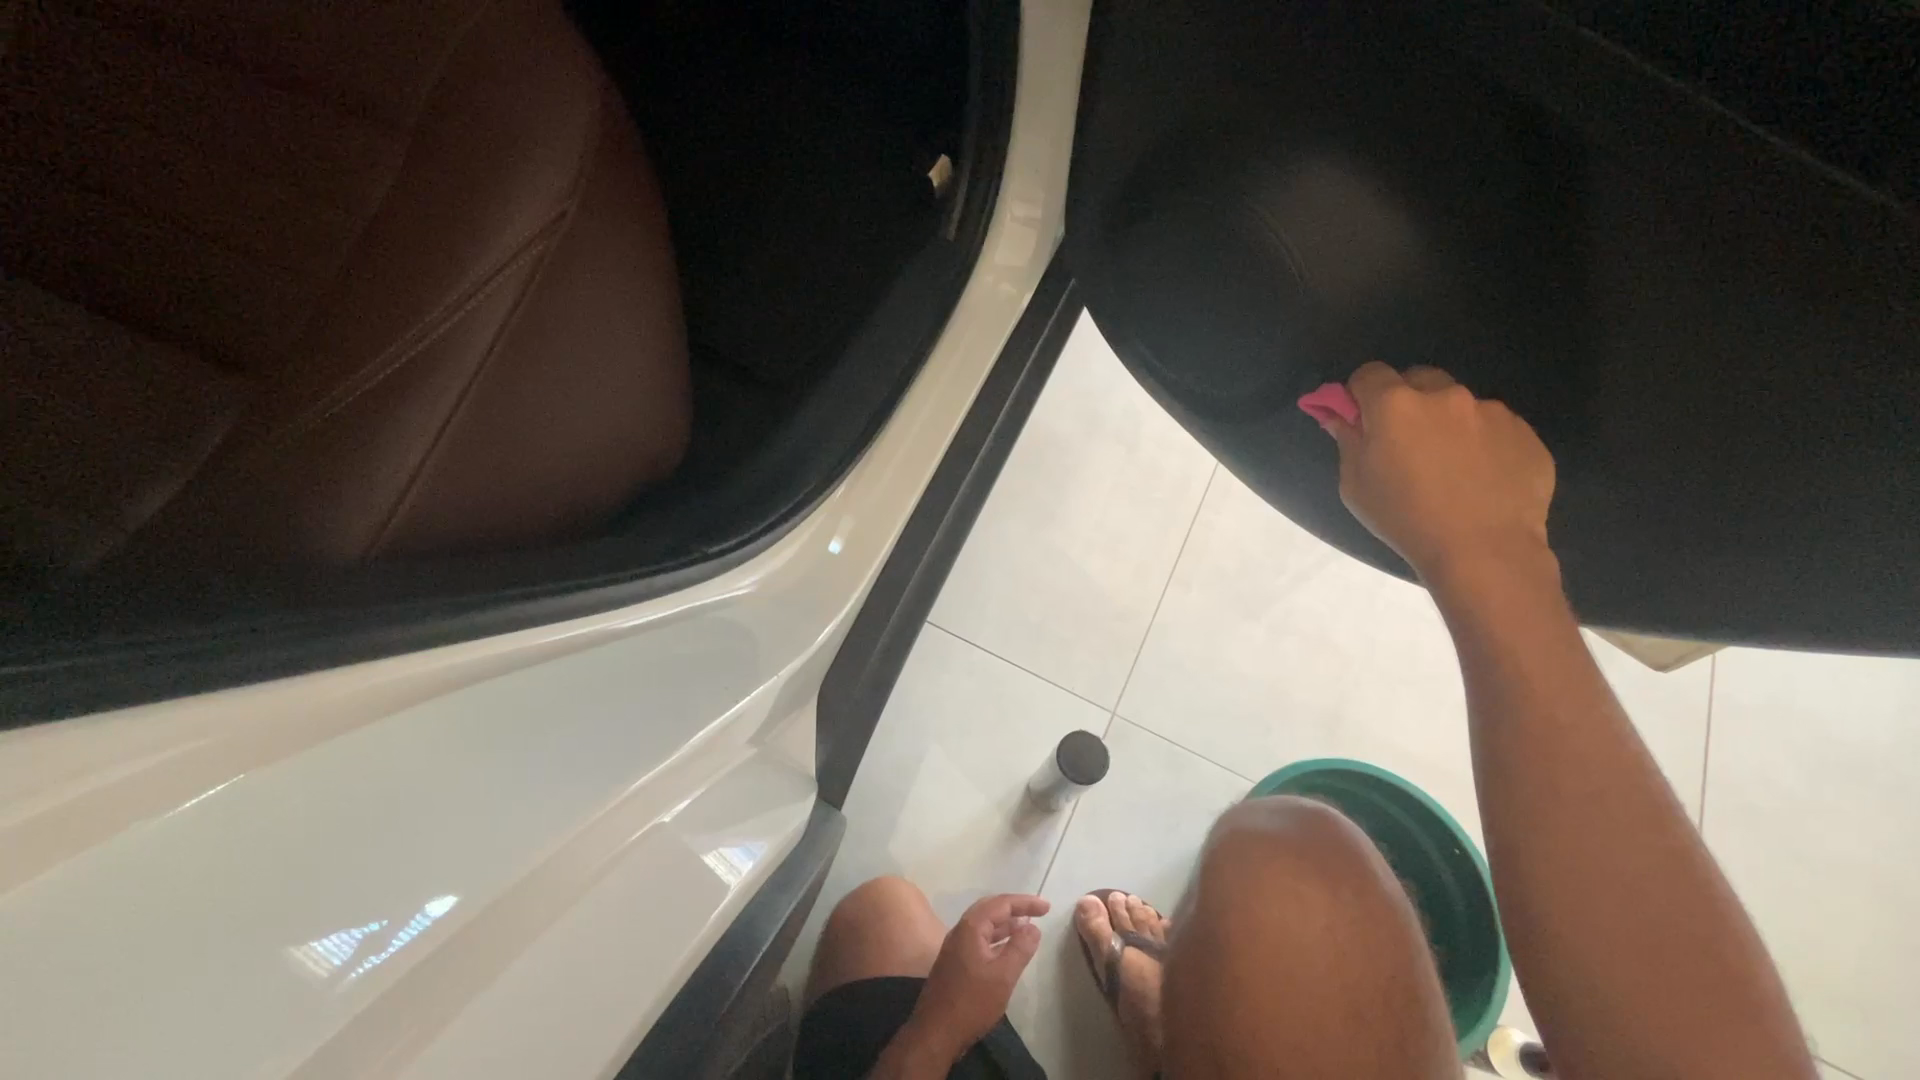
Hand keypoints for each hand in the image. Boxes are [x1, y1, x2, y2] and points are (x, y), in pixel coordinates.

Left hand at [906, 893, 1049, 1061]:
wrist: (935, 1033)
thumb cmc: (971, 1003)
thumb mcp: (1003, 976)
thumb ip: (1020, 948)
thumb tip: (1033, 927)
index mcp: (970, 928)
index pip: (1001, 903)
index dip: (1025, 902)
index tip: (1046, 907)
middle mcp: (960, 931)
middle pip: (990, 909)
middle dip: (1014, 908)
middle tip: (1037, 912)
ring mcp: (955, 947)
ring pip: (983, 925)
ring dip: (1005, 924)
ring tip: (1027, 928)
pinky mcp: (954, 962)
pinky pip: (979, 940)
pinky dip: (996, 939)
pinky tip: (1007, 950)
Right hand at [1322, 363, 1555, 582]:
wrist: (1484, 550)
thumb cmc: (1406, 519)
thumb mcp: (1355, 486)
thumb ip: (1348, 442)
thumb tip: (1341, 417)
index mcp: (1395, 405)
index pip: (1369, 373)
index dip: (1361, 393)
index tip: (1362, 418)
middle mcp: (1444, 396)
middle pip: (1418, 379)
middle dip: (1407, 400)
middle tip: (1405, 440)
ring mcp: (1490, 411)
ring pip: (1459, 404)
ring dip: (1447, 422)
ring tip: (1450, 468)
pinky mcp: (1524, 432)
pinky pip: (1494, 427)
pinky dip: (1482, 443)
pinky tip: (1480, 479)